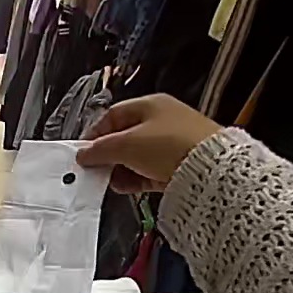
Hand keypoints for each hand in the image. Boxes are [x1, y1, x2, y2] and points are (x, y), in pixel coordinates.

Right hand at [76, 95, 220, 193]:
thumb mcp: (127, 145)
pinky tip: (124, 187)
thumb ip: (101, 149)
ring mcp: (172, 145)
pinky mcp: (178, 167)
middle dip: (108, 155)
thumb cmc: (171, 145)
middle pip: (125, 138)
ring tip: (109, 181)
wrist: (209, 170)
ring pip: (137, 157)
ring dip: (120, 169)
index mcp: (151, 105)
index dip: (95, 133)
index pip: (114, 116)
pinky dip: (135, 179)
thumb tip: (84, 154)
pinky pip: (150, 172)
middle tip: (94, 169)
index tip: (83, 151)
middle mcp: (163, 122)